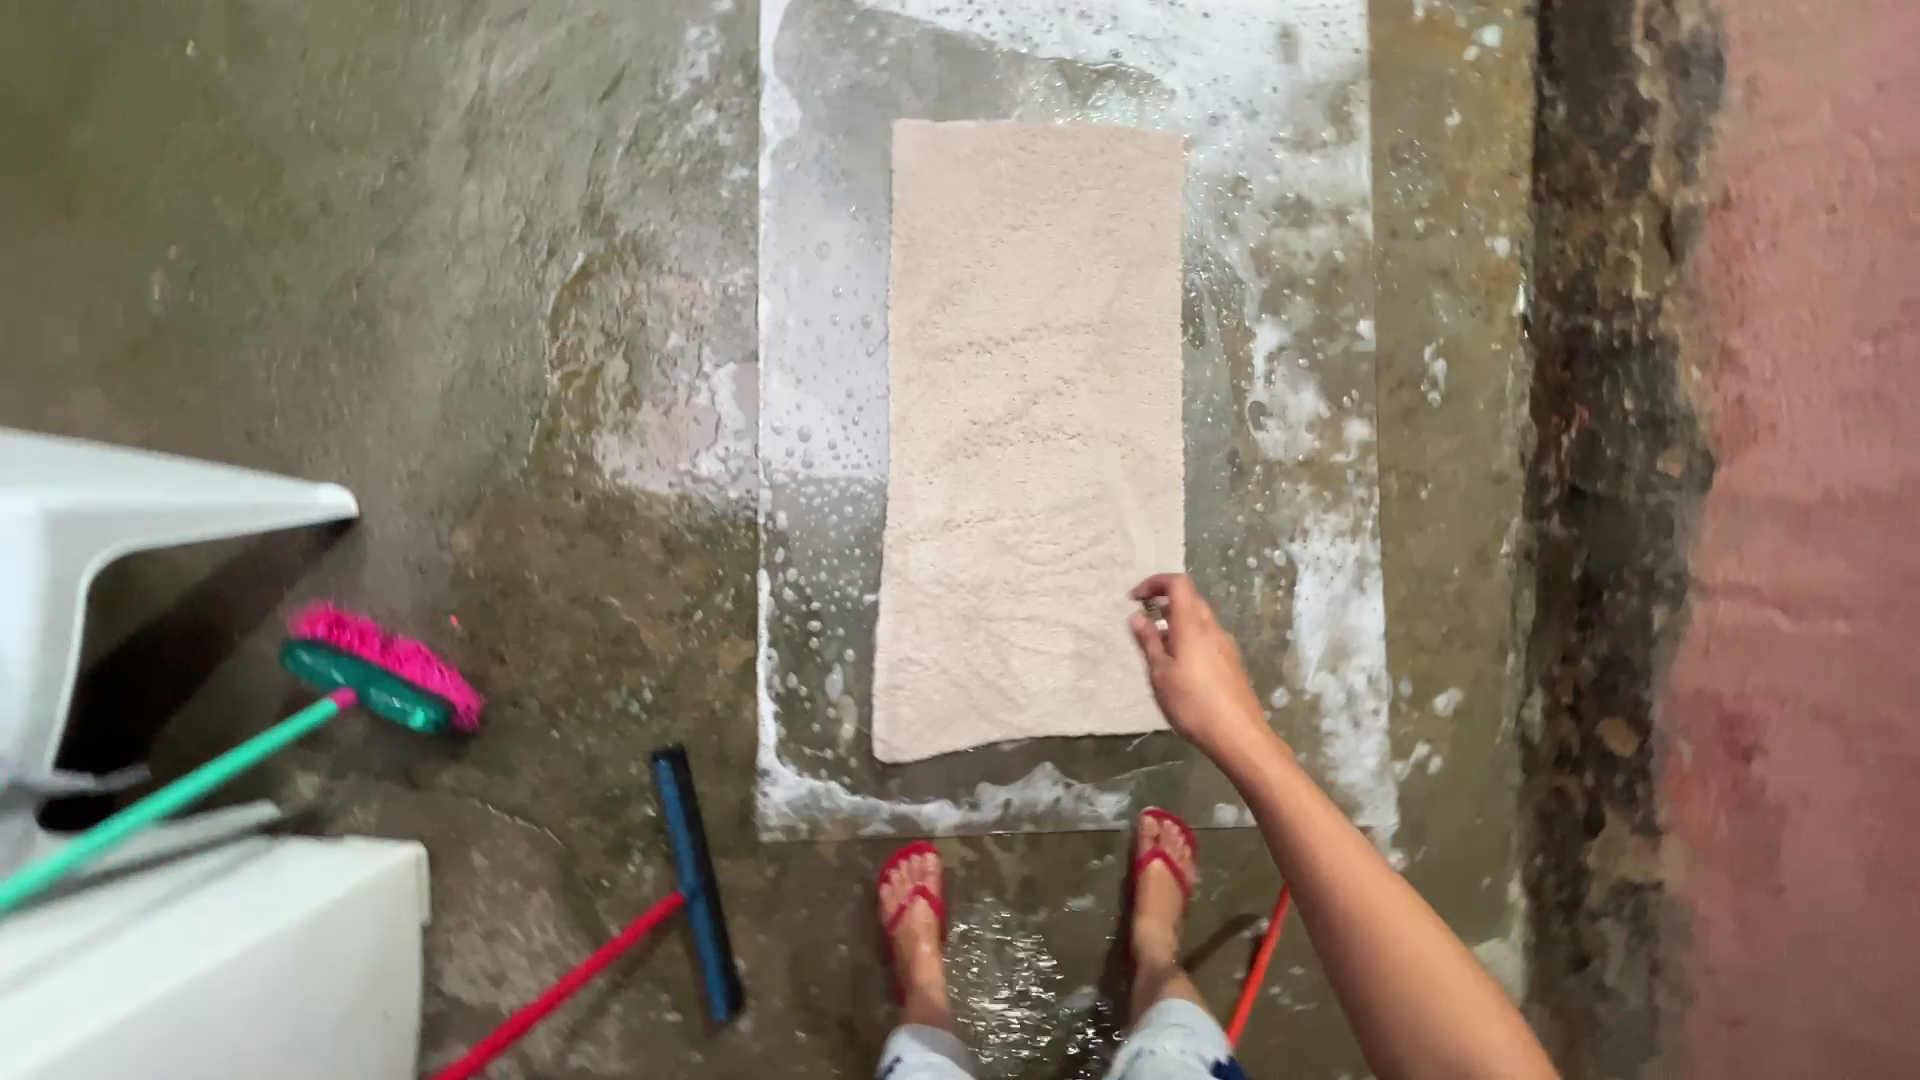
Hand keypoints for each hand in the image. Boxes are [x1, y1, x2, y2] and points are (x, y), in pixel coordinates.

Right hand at [1127, 574, 1280, 761]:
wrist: (1238, 735)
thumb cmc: (1192, 703)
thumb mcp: (1160, 673)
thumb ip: (1148, 641)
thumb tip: (1137, 616)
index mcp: (1192, 625)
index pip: (1178, 583)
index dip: (1155, 582)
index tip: (1135, 598)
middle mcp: (1212, 628)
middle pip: (1189, 598)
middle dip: (1163, 601)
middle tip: (1143, 621)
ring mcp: (1225, 645)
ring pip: (1199, 619)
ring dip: (1176, 621)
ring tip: (1157, 647)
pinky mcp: (1231, 662)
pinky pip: (1206, 637)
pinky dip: (1188, 637)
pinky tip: (1179, 666)